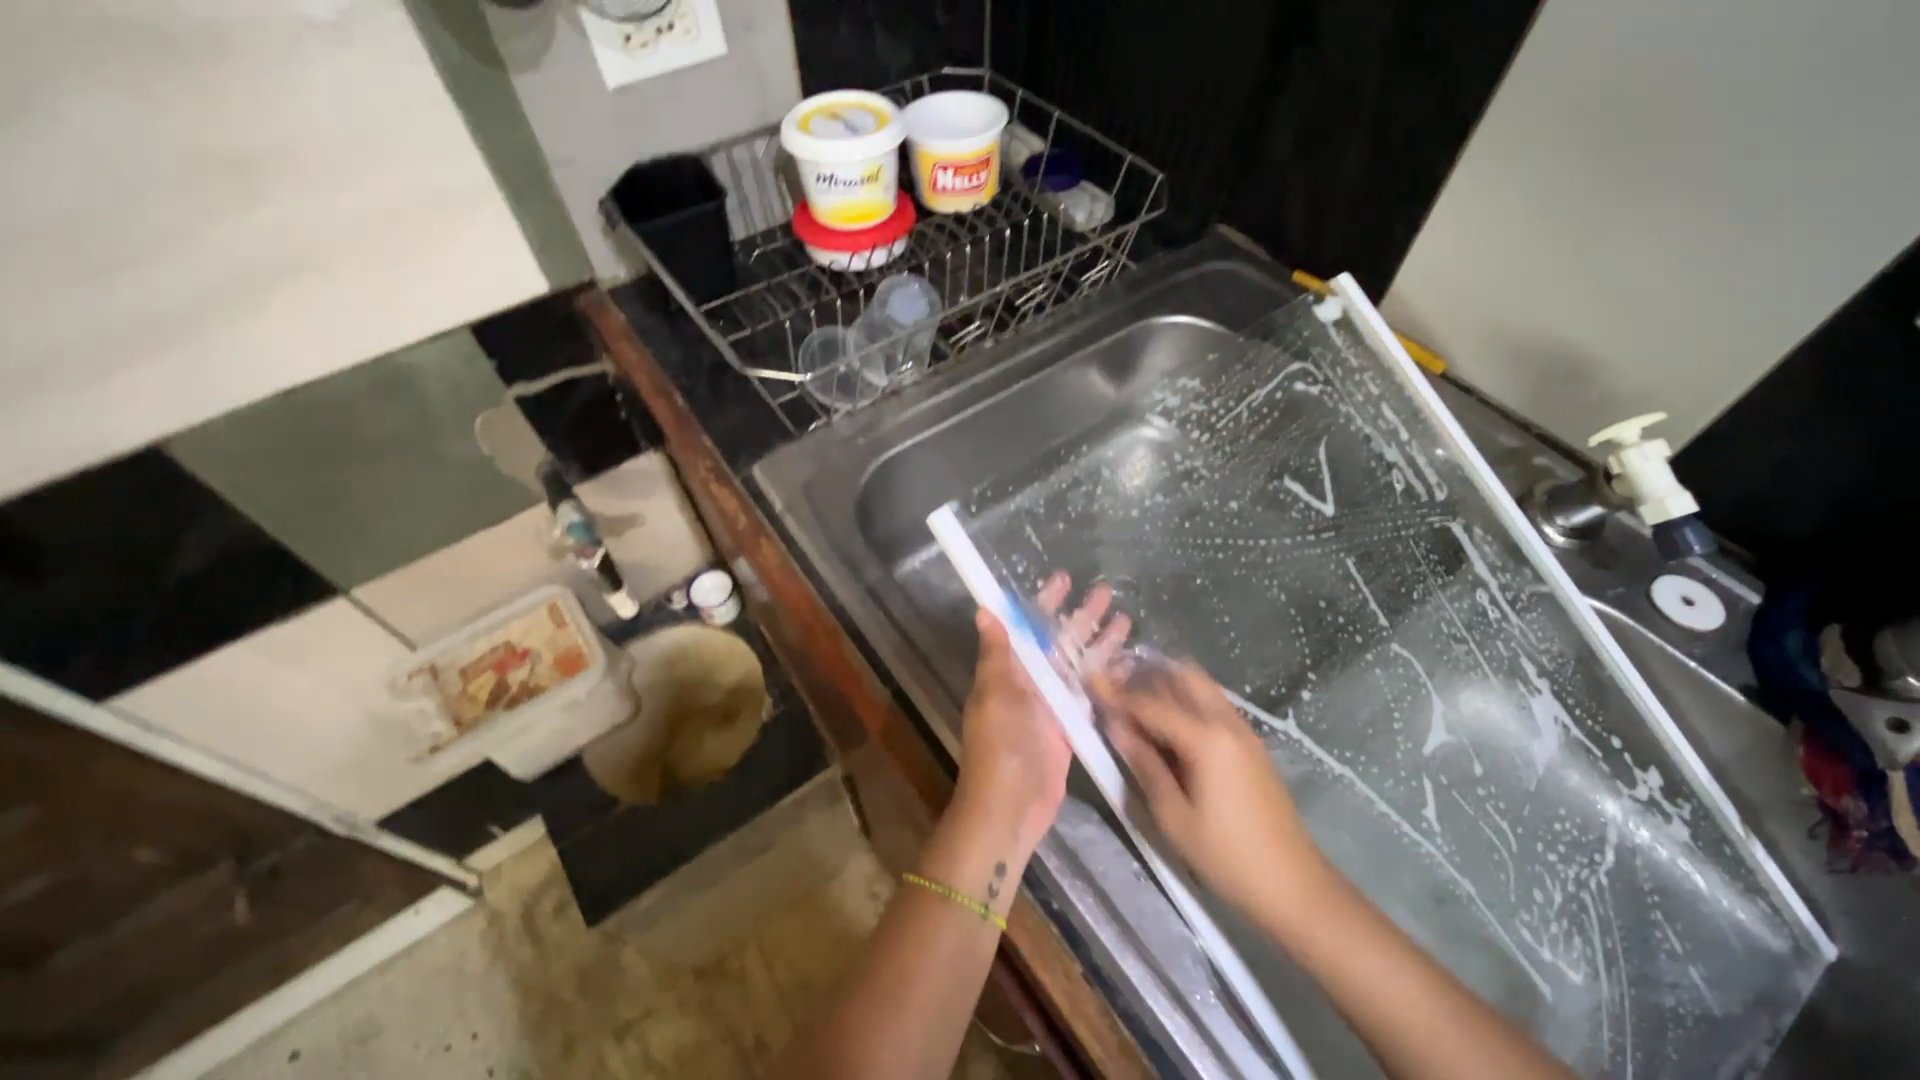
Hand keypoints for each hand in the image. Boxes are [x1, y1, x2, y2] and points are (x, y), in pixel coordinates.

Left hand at [954, 574, 1130, 856]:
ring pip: (1077, 666)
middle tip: (1107, 592)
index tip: (1064, 578)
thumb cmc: (1001, 748)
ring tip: (1126, 619)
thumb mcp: (996, 695)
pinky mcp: (1069, 729)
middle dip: (1080, 617)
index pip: (1027, 627)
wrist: (1010, 808)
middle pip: (1057, 642)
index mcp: (1008, 672)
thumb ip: (997, 654)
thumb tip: (984, 609)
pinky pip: (1088, 697)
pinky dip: (1105, 680)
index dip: (1043, 603)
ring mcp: (1051, 707)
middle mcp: (1029, 684)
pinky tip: (1127, 665)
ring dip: (1098, 643)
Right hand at [1092, 663, 1325, 919]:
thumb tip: (1117, 728)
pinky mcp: (1251, 745)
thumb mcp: (1173, 817)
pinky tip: (1165, 728)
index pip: (1151, 702)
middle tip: (1114, 690)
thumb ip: (1145, 765)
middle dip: (1146, 677)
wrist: (1293, 883)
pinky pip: (1212, 706)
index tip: (1089, 683)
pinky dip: (1186, 704)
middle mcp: (1228, 722)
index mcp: (1207, 739)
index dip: (1117, 693)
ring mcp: (1244, 731)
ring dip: (1167, 687)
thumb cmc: (1226, 856)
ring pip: (1201, 688)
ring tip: (1134, 707)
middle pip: (1183, 676)